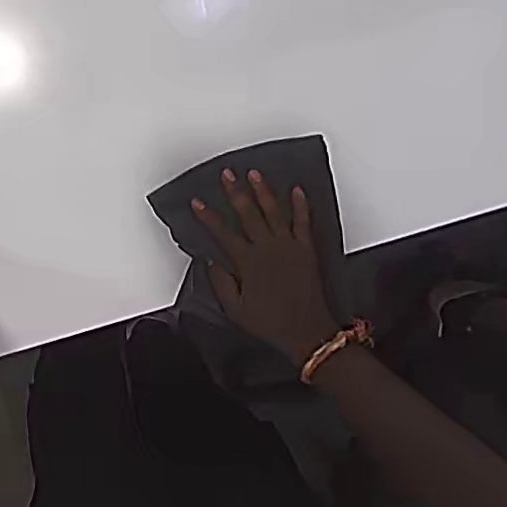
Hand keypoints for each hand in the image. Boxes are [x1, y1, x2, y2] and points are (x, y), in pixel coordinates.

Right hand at [195, 168, 337, 364]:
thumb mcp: (235, 309)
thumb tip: (210, 262)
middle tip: (227, 174)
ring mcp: (288, 246)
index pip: (223, 232)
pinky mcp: (306, 250)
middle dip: (235, 191)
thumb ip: (221, 283)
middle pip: (247, 213)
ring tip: (254, 173)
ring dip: (263, 190)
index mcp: (247, 262)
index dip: (208, 216)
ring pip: (273, 211)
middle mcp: (267, 249)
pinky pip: (304, 223)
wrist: (308, 333)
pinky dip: (301, 205)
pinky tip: (297, 190)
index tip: (198, 202)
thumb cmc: (271, 323)